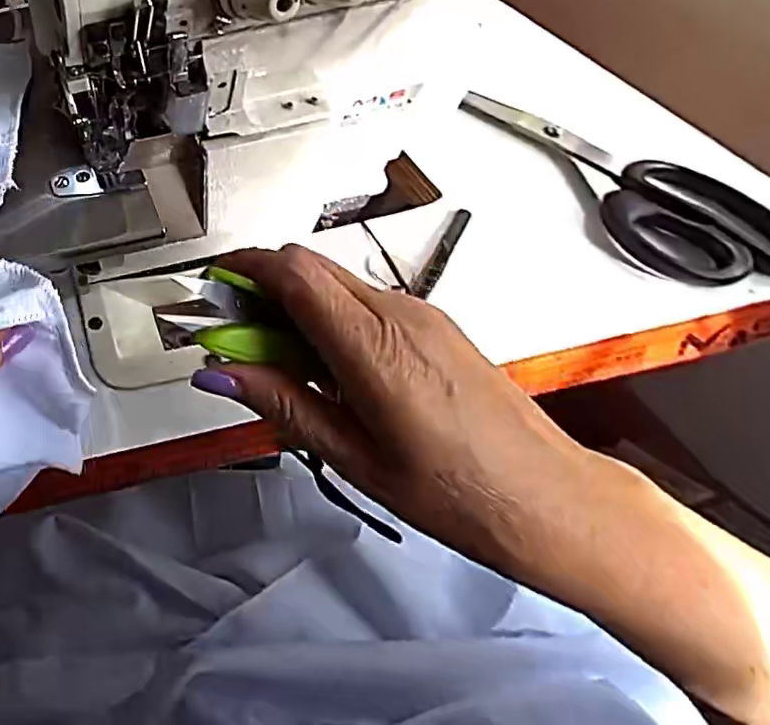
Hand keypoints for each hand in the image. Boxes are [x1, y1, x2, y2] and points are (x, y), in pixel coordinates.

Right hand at [193, 248, 769, 724]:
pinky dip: (328, 313)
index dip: (244, 267)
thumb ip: (282, 403)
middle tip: (234, 331)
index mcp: (372, 347)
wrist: (557, 503)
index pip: (294, 273)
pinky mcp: (434, 321)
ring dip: (294, 302)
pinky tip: (326, 362)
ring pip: (335, 280)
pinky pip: (363, 298)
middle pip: (310, 266)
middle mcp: (397, 312)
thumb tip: (220, 373)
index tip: (212, 286)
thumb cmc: (458, 494)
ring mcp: (420, 312)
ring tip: (277, 357)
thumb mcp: (354, 456)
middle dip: (261, 285)